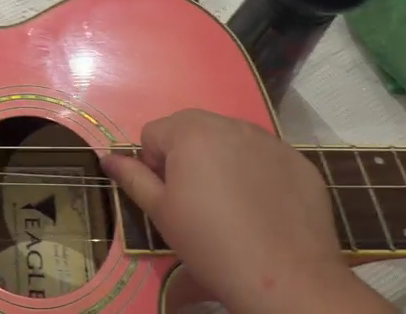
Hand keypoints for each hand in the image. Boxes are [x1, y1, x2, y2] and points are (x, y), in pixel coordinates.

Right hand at [100, 109, 390, 313]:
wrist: (290, 281)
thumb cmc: (213, 245)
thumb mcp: (162, 214)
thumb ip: (133, 178)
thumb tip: (108, 158)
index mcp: (188, 130)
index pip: (153, 135)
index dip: (156, 168)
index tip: (173, 200)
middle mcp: (227, 123)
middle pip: (192, 131)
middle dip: (189, 159)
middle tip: (200, 204)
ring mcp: (268, 140)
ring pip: (229, 142)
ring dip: (223, 163)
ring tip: (234, 208)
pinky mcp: (298, 160)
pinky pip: (265, 159)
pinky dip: (260, 175)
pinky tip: (265, 209)